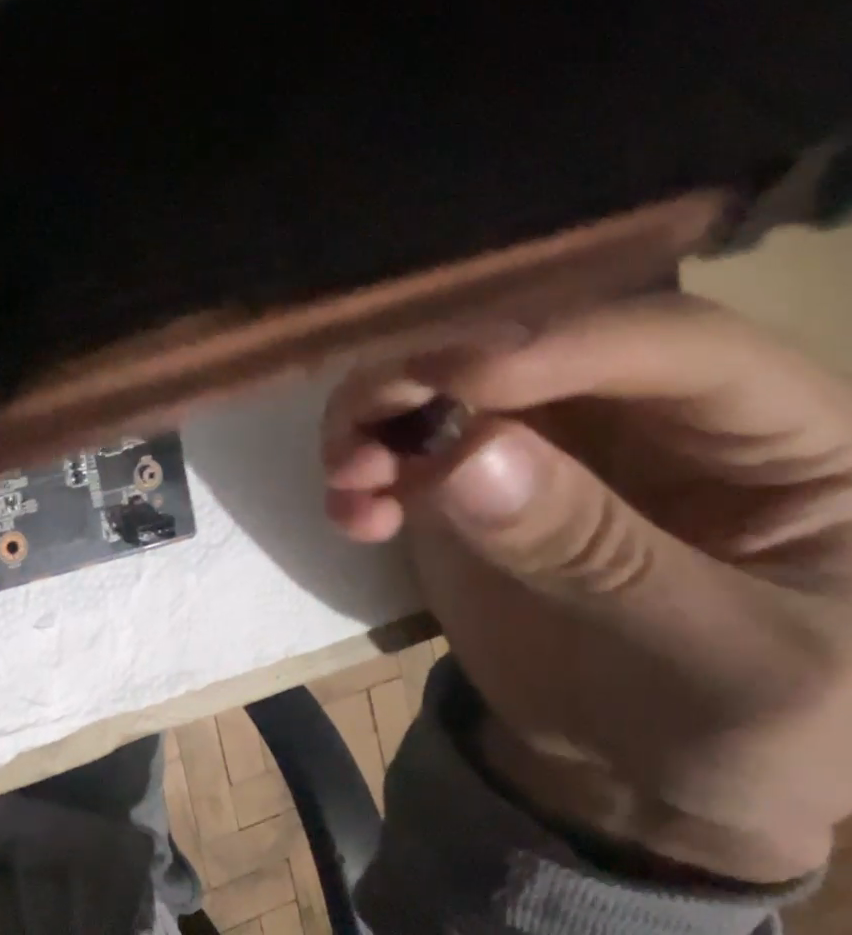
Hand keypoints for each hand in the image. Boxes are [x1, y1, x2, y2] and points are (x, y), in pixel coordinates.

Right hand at [323, 294, 851, 883]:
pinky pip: (394, 441)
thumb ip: (602, 556)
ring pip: (441, 379)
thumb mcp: (723, 664)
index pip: (677, 345)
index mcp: (778, 434)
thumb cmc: (747, 734)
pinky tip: (353, 518)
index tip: (449, 378)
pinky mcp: (461, 475)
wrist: (640, 780)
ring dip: (376, 415)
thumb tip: (464, 454)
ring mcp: (545, 439)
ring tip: (345, 478)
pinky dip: (358, 466)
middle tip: (362, 428)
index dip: (564, 344)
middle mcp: (650, 411)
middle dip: (430, 375)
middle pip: (529, 343)